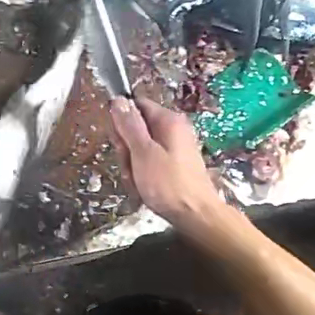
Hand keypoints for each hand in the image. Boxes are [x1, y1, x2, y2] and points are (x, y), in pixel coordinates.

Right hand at [107, 98, 233, 234]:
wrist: (196, 215)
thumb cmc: (168, 184)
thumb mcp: (142, 152)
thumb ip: (129, 125)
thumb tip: (118, 100)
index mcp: (168, 120)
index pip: (136, 105)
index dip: (121, 122)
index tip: (119, 142)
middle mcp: (173, 129)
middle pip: (137, 128)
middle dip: (126, 149)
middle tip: (129, 167)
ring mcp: (175, 148)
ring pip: (141, 149)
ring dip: (132, 165)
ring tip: (137, 182)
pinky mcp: (175, 165)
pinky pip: (151, 162)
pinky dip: (143, 174)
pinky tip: (144, 188)